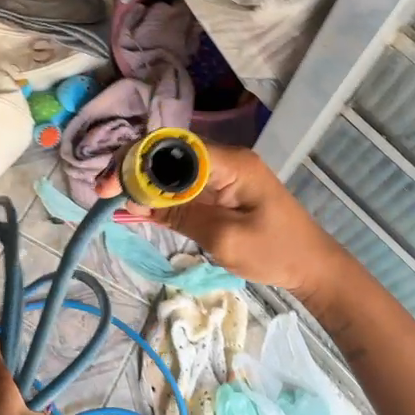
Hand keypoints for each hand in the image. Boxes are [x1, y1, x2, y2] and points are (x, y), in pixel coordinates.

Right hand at [100, 143, 350, 294]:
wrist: (313, 267)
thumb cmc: (276, 252)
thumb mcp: (226, 240)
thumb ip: (183, 215)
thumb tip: (139, 201)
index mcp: (230, 163)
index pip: (173, 146)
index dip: (136, 160)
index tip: (110, 184)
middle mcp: (224, 161)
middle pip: (168, 154)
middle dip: (132, 169)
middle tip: (102, 193)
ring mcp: (222, 177)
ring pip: (171, 170)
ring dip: (141, 183)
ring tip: (109, 198)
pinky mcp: (220, 194)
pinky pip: (182, 188)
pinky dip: (158, 197)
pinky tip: (134, 208)